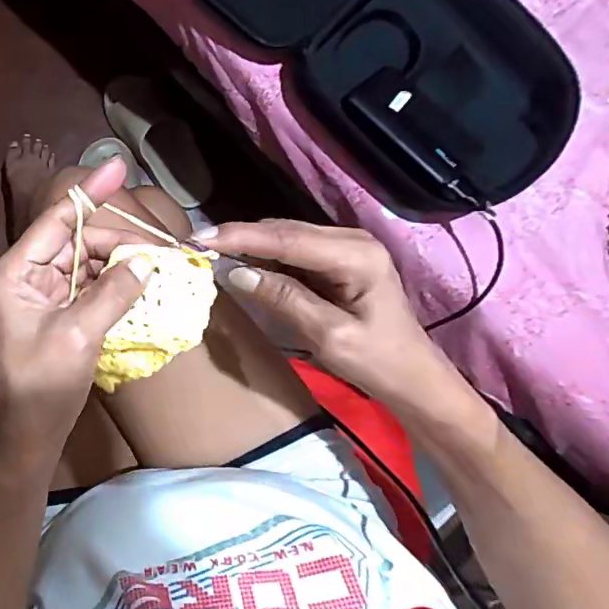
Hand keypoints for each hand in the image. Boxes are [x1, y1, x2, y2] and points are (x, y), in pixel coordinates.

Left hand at [0, 159, 152, 435]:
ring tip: (157, 263)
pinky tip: (139, 281)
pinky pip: (87, 285)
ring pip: (84, 261)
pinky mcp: (55, 312)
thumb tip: (147, 261)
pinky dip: (112, 282)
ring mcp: (40, 294)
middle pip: (75, 240)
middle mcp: (24, 276)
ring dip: (118, 261)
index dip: (90, 193)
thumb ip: (113, 292)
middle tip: (160, 249)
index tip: (120, 164)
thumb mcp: (79, 336)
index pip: (56, 220)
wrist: (27, 436)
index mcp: (13, 274)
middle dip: (115, 240)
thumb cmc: (42, 387)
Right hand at [198, 220, 475, 409]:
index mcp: (356, 256)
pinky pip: (293, 250)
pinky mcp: (337, 260)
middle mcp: (352, 240)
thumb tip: (237, 272)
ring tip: (209, 249)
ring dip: (249, 243)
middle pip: (285, 230)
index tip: (200, 238)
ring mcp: (347, 248)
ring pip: (286, 236)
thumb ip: (284, 299)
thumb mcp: (329, 335)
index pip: (288, 238)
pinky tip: (240, 259)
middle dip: (240, 235)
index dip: (241, 236)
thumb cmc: (377, 363)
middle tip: (195, 243)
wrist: (412, 378)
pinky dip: (265, 254)